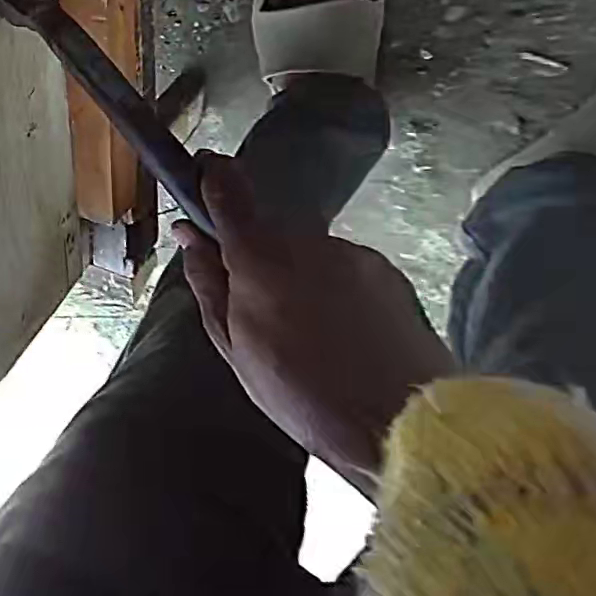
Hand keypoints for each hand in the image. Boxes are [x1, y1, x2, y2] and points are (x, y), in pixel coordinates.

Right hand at [172, 152, 457, 493]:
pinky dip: (331, 288)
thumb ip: (206, 279)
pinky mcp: (388, 273)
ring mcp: (353, 254)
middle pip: (267, 230)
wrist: (406, 425)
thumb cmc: (297, 389)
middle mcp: (307, 240)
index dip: (211, 175)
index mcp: (258, 256)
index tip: (200, 170)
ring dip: (295, 274)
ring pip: (306, 251)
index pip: (227, 191)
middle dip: (255, 255)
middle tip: (253, 304)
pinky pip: (341, 268)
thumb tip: (188, 233)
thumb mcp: (231, 341)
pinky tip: (339, 331)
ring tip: (304, 330)